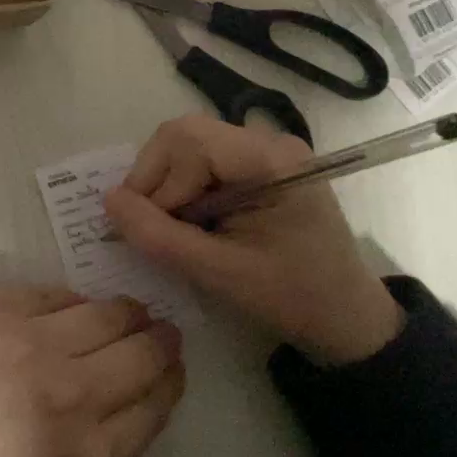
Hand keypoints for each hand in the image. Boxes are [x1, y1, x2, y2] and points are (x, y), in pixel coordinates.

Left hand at [0, 288, 184, 456]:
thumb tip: (125, 432)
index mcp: (90, 452)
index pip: (157, 406)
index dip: (171, 383)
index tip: (171, 368)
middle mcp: (77, 389)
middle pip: (144, 354)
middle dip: (161, 342)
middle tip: (161, 333)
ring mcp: (39, 339)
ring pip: (109, 312)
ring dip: (128, 312)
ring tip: (129, 312)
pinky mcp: (4, 304)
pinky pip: (58, 292)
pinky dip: (75, 298)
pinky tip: (74, 305)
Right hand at [103, 115, 403, 366]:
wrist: (348, 321)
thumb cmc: (292, 298)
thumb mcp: (219, 274)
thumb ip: (159, 236)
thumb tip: (108, 201)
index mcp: (270, 161)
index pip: (186, 139)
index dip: (157, 180)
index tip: (156, 228)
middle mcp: (267, 142)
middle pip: (181, 135)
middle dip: (156, 179)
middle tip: (157, 226)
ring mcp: (262, 151)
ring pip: (184, 145)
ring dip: (165, 184)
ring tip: (177, 227)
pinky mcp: (254, 165)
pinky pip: (198, 160)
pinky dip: (180, 187)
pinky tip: (192, 221)